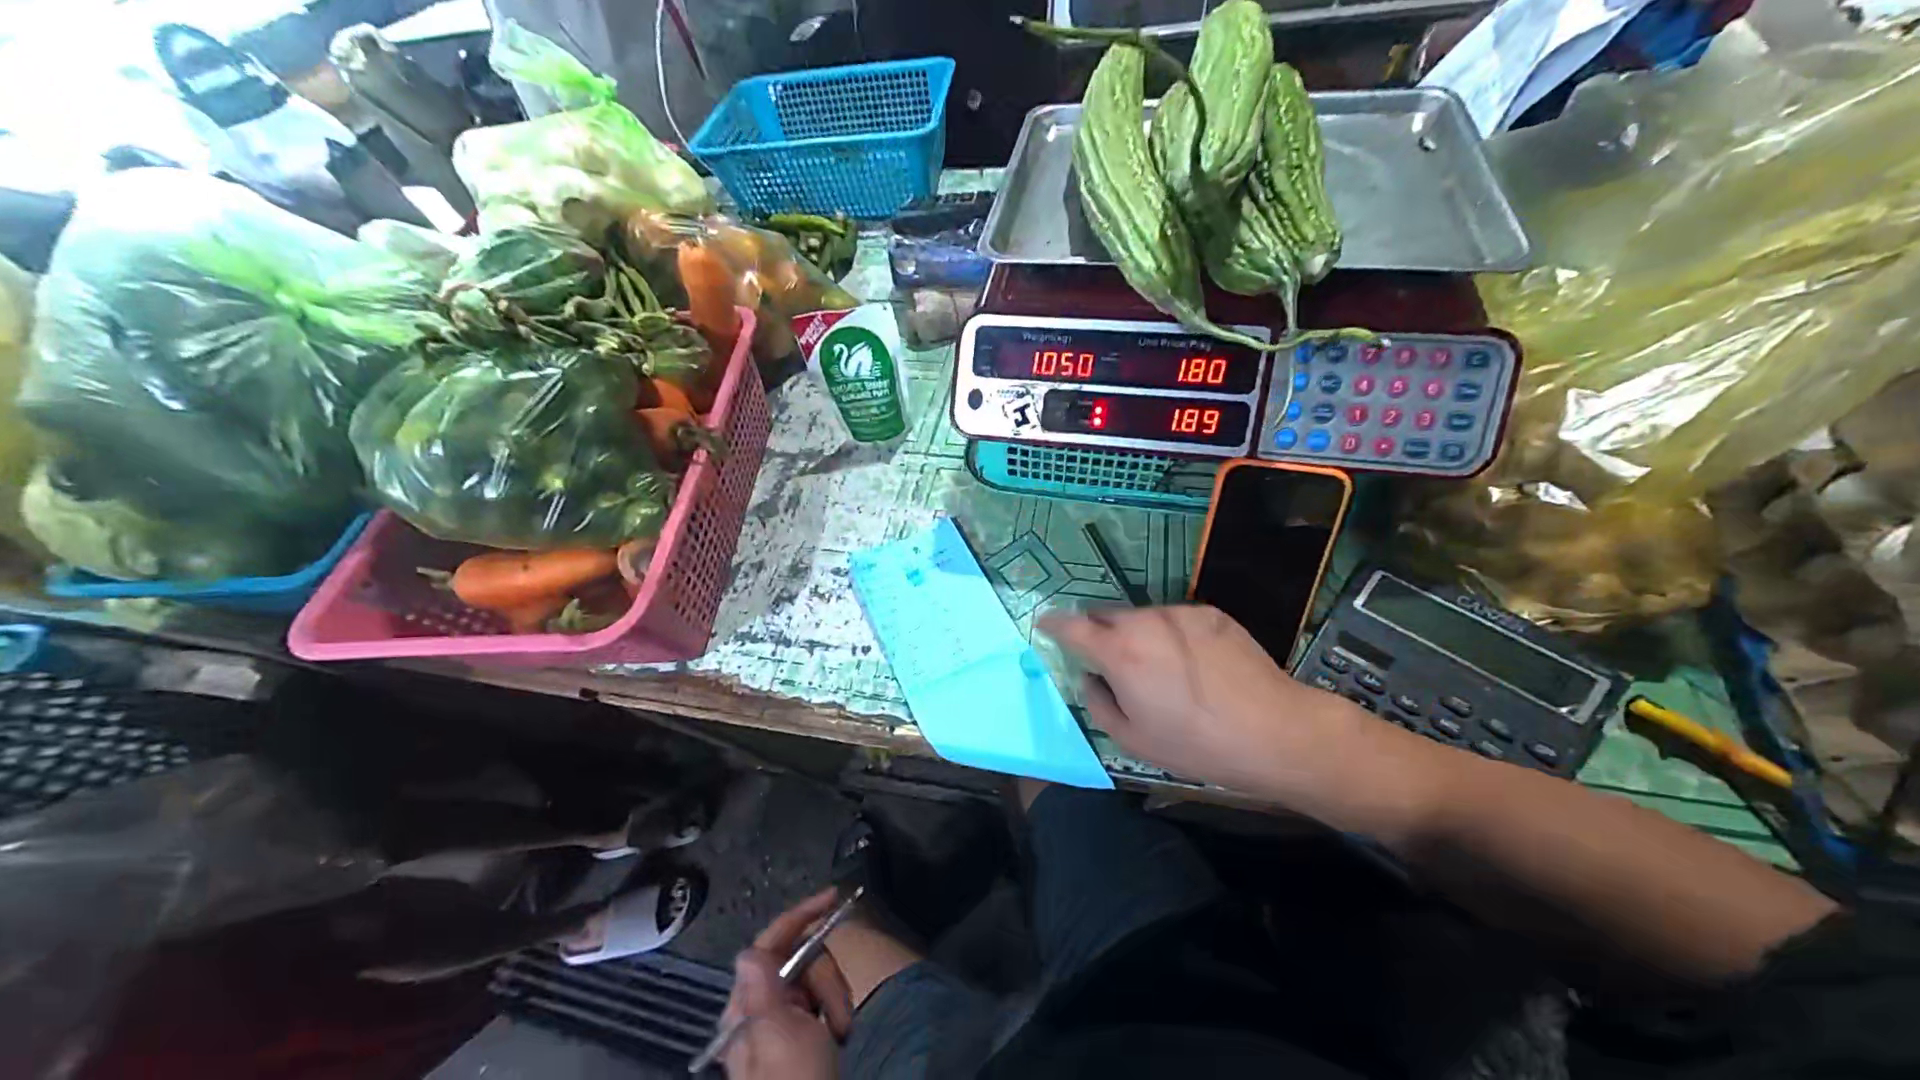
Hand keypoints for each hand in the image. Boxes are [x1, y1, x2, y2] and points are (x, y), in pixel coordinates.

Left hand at [720, 888, 852, 1079]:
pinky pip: (822, 1005)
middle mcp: (759, 1010)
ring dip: (835, 1001)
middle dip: (826, 979)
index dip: (800, 915)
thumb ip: (764, 988)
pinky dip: (835, 1014)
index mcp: (746, 1006)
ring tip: (841, 1035)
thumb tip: (748, 951)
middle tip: (839, 1017)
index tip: (834, 898)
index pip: (769, 943)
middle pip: (799, 960)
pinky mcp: (800, 1039)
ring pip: (815, 981)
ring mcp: (781, 1026)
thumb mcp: (783, 1036)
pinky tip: (839, 1038)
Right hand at [1039, 605, 1383, 809]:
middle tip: (1106, 659)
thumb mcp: (1133, 739)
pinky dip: (1169, 634)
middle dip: (1097, 631)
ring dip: (1135, 633)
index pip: (1071, 625)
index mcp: (1119, 652)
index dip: (1053, 624)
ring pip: (1142, 616)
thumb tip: (1090, 679)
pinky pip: (1174, 619)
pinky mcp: (1210, 613)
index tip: (1045, 625)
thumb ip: (1098, 703)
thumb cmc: (1195, 744)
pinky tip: (1190, 664)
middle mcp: (1145, 621)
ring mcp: (1180, 613)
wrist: (1275, 731)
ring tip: (1156, 667)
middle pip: (1106, 615)